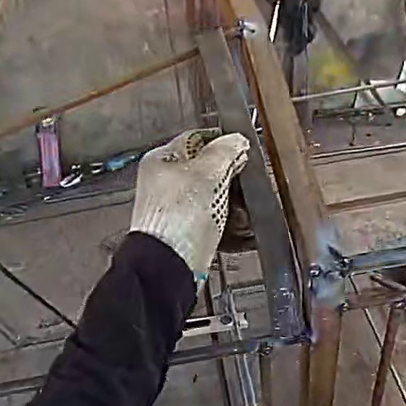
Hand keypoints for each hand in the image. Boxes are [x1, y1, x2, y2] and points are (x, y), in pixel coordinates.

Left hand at [130, 129, 250, 276]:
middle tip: (244, 185)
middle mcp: (165, 185)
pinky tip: (240, 230)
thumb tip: (236, 141)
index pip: (196, 140)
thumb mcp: (208, 172)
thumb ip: (224, 152)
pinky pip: (213, 223)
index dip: (221, 144)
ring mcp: (175, 211)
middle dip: (230, 179)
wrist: (170, 265)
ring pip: (212, 199)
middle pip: (207, 172)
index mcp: (161, 160)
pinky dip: (229, 227)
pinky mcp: (185, 234)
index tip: (241, 152)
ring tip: (244, 212)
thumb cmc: (178, 218)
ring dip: (233, 204)